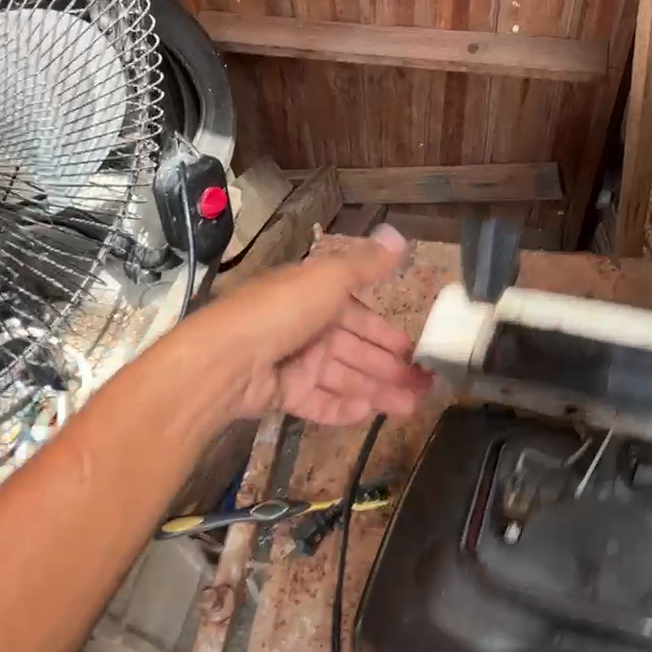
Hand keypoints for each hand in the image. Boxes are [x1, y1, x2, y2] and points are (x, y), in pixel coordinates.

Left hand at [172, 225, 431, 426]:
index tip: (414, 349)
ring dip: (377, 391)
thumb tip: (399, 234)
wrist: (227, 357)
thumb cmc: (284, 309)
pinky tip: (368, 416)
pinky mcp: (283, 394)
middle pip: (355, 351)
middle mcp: (307, 328)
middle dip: (390, 367)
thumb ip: (367, 264)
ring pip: (344, 379)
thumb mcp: (330, 276)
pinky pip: (319, 402)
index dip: (386, 333)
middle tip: (424, 386)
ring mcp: (294, 363)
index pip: (359, 316)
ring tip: (411, 407)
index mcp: (316, 296)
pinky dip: (343, 409)